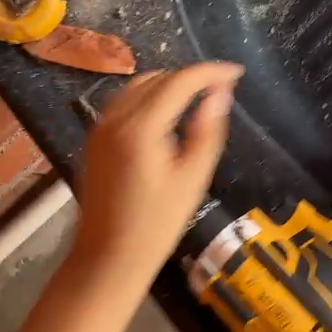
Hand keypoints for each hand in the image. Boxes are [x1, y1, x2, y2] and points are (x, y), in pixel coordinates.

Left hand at [73, 62, 242, 278]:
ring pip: (139, 85)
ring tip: (198, 96)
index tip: (236, 73)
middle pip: (159, 78)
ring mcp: (101, 126)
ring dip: (170, 84)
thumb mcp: (192, 179)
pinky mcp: (95, 137)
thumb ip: (207, 131)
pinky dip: (149, 96)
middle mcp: (116, 118)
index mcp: (141, 127)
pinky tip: (167, 113)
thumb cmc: (155, 226)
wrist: (106, 260)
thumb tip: (219, 93)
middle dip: (191, 77)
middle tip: (221, 88)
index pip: (180, 81)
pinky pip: (125, 100)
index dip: (211, 72)